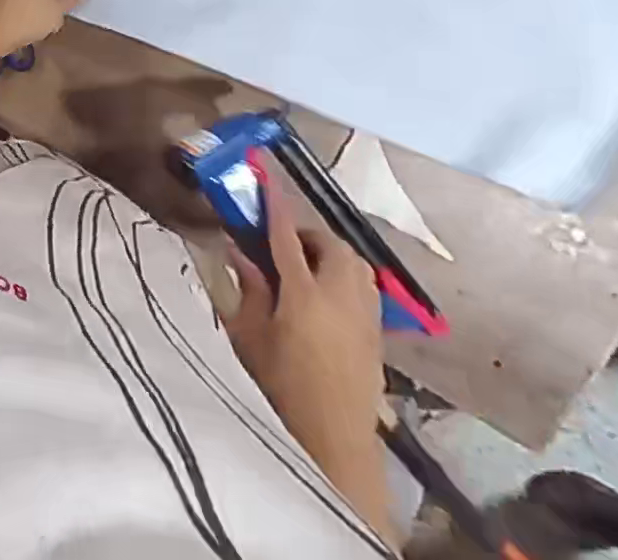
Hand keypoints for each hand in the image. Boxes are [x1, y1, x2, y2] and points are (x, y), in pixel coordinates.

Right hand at [223, 176, 392, 537]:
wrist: (331, 437)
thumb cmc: (277, 383)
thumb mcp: (248, 333)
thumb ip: (249, 287)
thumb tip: (240, 250)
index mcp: (304, 295)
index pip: (289, 237)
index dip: (276, 206)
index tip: (267, 179)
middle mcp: (343, 297)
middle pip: (334, 246)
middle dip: (308, 234)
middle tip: (280, 242)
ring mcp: (366, 314)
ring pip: (355, 264)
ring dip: (328, 254)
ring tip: (299, 266)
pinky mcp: (376, 331)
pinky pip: (362, 286)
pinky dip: (341, 275)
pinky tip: (319, 294)